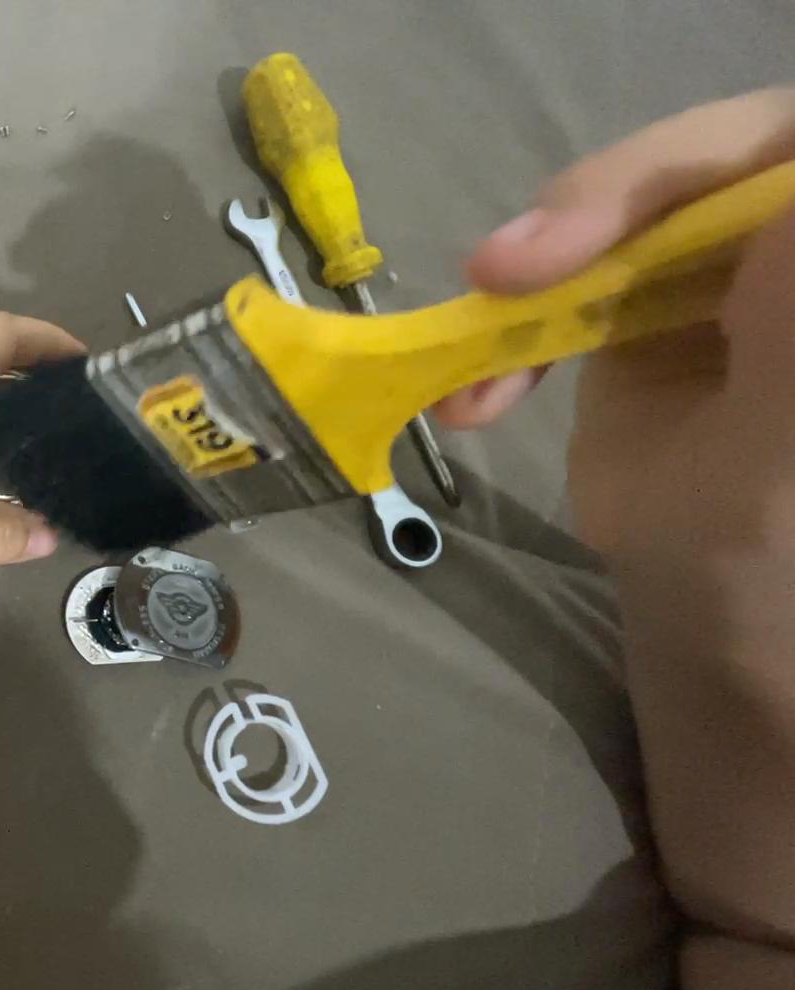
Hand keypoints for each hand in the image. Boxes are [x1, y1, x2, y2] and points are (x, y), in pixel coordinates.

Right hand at [433, 87, 794, 552]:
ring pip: (615, 221)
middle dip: (597, 208)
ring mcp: (719, 276)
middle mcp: (786, 243)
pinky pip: (556, 294)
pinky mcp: (636, 317)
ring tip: (466, 362)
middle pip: (705, 162)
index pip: (792, 145)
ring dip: (523, 288)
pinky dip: (498, 342)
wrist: (718, 606)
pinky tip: (473, 400)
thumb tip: (775, 189)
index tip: (589, 233)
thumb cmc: (781, 536)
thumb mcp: (792, 426)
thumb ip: (793, 306)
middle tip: (500, 273)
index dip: (695, 161)